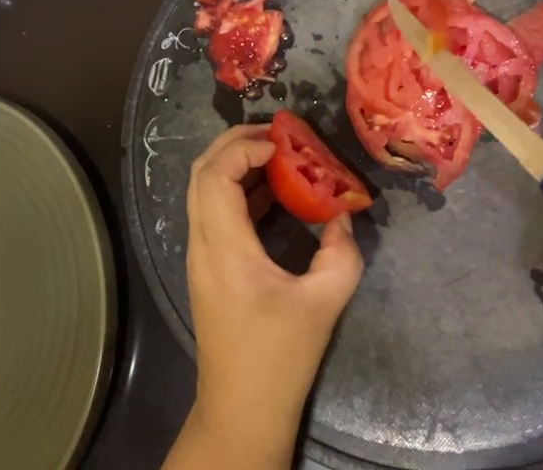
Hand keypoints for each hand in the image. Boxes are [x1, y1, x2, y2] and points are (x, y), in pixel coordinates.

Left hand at [163, 124, 364, 469]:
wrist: (241, 408)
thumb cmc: (279, 358)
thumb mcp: (323, 303)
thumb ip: (341, 253)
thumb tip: (343, 214)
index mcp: (224, 248)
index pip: (216, 176)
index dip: (244, 149)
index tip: (284, 145)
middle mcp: (202, 243)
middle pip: (201, 173)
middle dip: (235, 143)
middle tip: (278, 134)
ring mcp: (199, 254)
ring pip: (203, 189)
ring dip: (234, 164)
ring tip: (278, 155)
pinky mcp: (207, 265)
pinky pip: (213, 210)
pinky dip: (236, 189)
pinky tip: (272, 192)